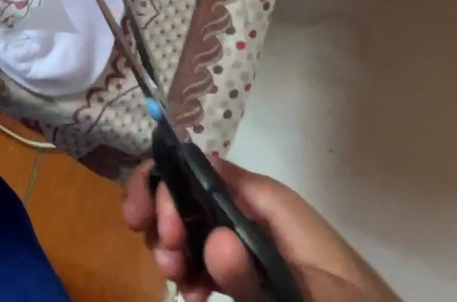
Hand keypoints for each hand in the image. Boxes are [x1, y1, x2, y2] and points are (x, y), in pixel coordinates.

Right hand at [124, 157, 401, 301]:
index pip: (199, 167)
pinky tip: (191, 294)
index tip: (149, 221)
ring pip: (192, 225)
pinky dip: (191, 271)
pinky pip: (209, 256)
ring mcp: (254, 241)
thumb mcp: (307, 298)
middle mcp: (255, 211)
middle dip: (162, 217)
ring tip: (175, 278)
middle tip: (163, 256)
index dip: (164, 183)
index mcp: (268, 202)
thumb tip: (211, 239)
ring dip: (171, 246)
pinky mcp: (256, 270)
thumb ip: (255, 278)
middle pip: (189, 192)